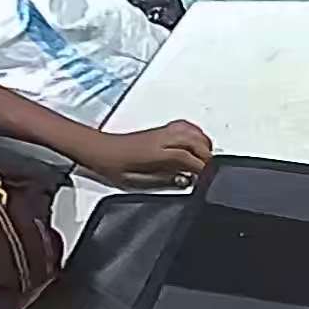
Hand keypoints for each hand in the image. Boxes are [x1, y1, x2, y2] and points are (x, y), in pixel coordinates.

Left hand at [75, 120, 212, 188]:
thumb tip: (185, 180)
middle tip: (209, 170)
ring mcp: (162, 132)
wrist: (98, 150)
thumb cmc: (113, 166)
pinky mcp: (161, 129)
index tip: (208, 178)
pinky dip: (196, 134)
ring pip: (193, 132)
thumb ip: (164, 180)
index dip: (201, 169)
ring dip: (204, 145)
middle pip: (196, 142)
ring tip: (205, 158)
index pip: (188, 158)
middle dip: (207, 157)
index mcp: (155, 153)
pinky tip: (196, 143)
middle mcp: (161, 139)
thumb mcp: (137, 181)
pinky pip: (186, 126)